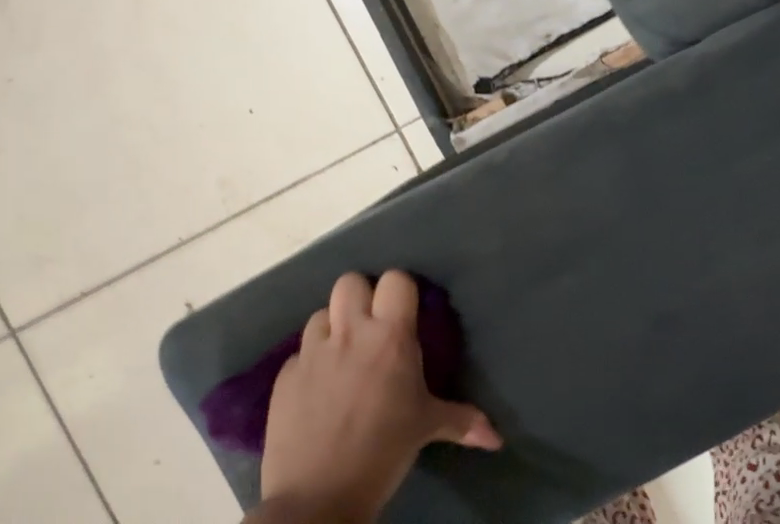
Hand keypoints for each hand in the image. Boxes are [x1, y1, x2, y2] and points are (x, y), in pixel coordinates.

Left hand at [259, 271, 501, 523]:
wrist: (317, 498)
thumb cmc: (384, 451)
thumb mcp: (427, 428)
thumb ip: (463, 420)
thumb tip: (496, 438)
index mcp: (390, 338)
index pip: (395, 280)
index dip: (401, 290)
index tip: (407, 312)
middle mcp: (349, 335)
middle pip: (350, 282)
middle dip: (362, 296)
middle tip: (373, 324)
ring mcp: (311, 354)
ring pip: (320, 313)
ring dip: (334, 326)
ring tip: (344, 353)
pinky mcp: (282, 379)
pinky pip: (298, 354)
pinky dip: (310, 362)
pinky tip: (319, 388)